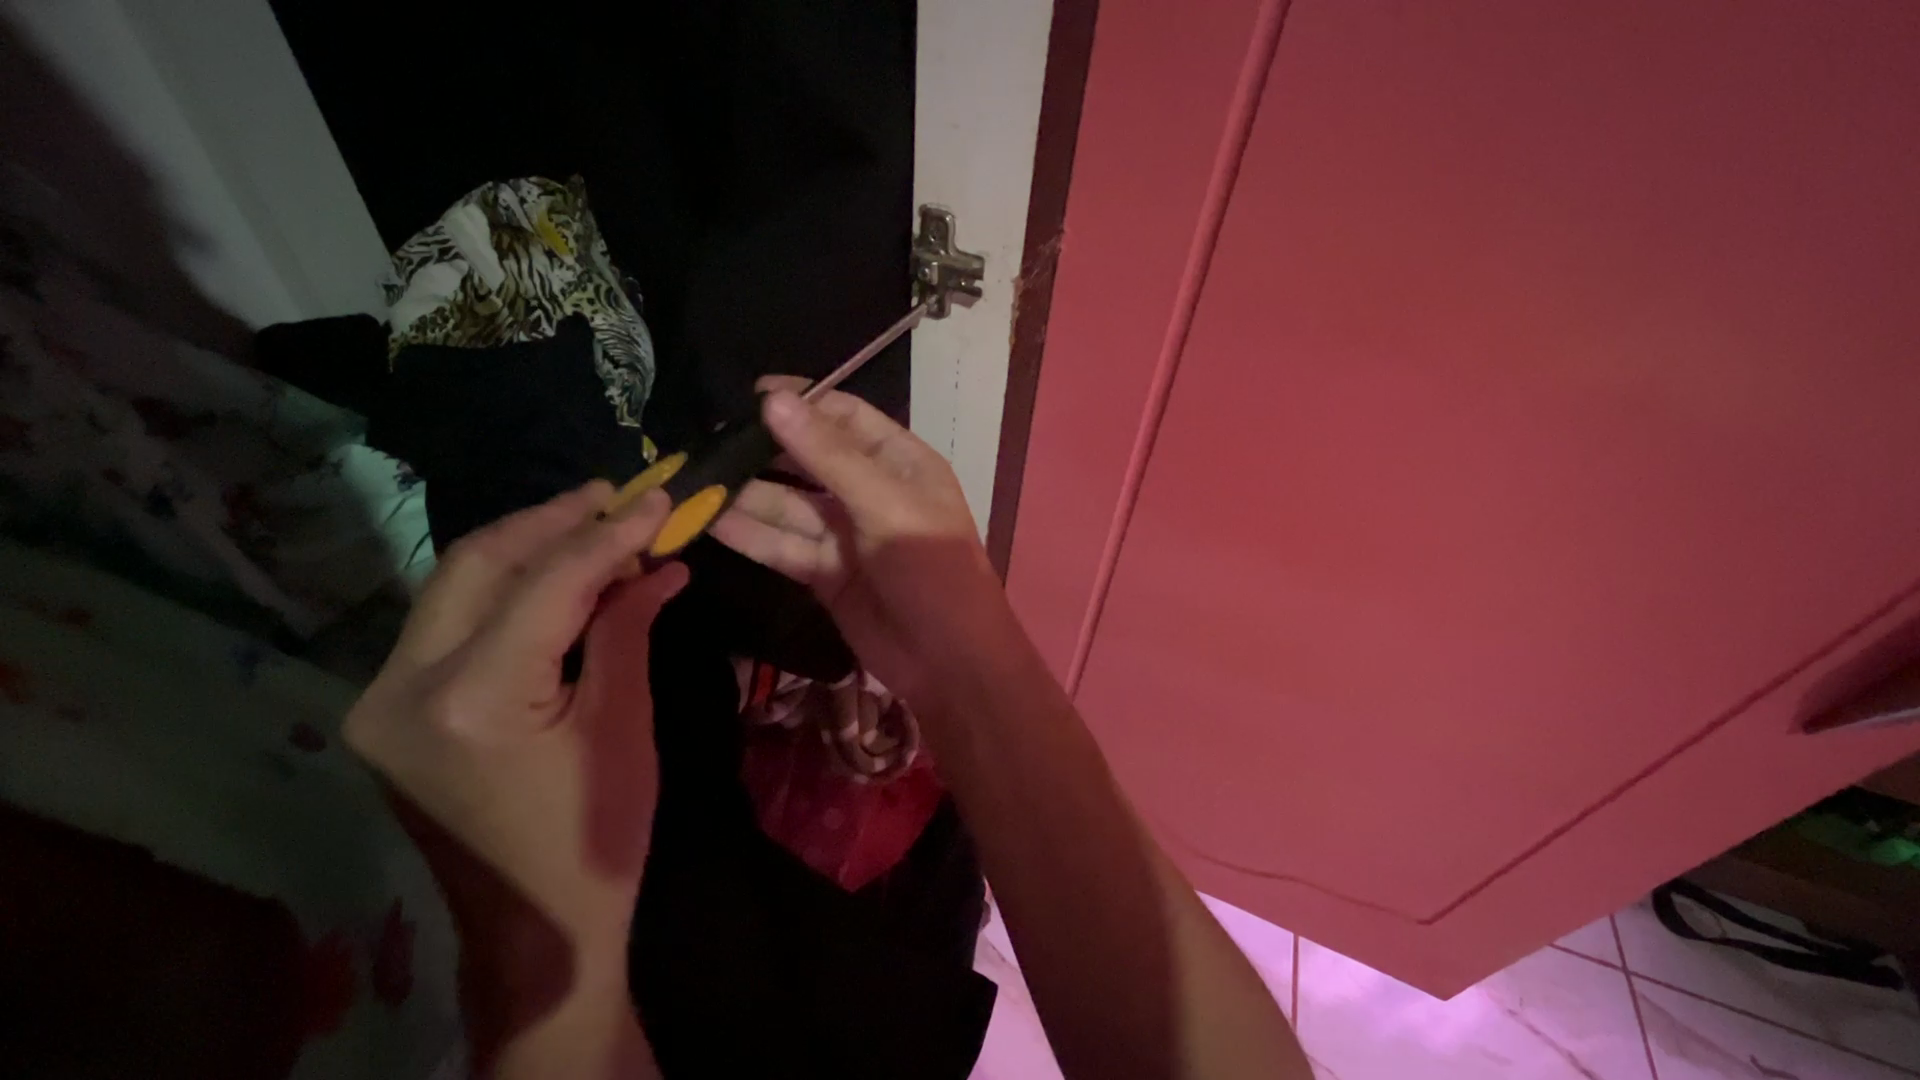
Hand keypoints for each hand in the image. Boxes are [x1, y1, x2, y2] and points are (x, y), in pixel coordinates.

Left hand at [344, 482, 686, 951]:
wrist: (533, 929)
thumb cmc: (597, 837)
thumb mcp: (624, 728)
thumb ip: (626, 629)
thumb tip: (658, 562)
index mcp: (473, 700)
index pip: (547, 582)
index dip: (610, 534)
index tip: (659, 499)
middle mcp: (403, 688)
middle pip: (477, 564)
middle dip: (552, 520)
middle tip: (617, 497)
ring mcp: (381, 700)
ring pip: (454, 586)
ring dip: (526, 548)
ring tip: (593, 523)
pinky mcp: (387, 711)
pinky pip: (448, 623)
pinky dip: (504, 590)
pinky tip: (553, 576)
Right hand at [710, 376, 1008, 702]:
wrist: (950, 661)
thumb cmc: (933, 569)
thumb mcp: (886, 504)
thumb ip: (827, 455)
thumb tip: (772, 399)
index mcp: (900, 462)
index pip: (844, 417)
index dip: (800, 402)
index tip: (748, 395)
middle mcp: (869, 491)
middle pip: (807, 460)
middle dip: (762, 451)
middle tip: (706, 440)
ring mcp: (845, 534)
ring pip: (787, 506)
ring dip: (745, 496)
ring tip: (693, 481)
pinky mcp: (824, 574)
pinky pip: (782, 546)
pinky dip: (749, 536)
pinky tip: (708, 522)